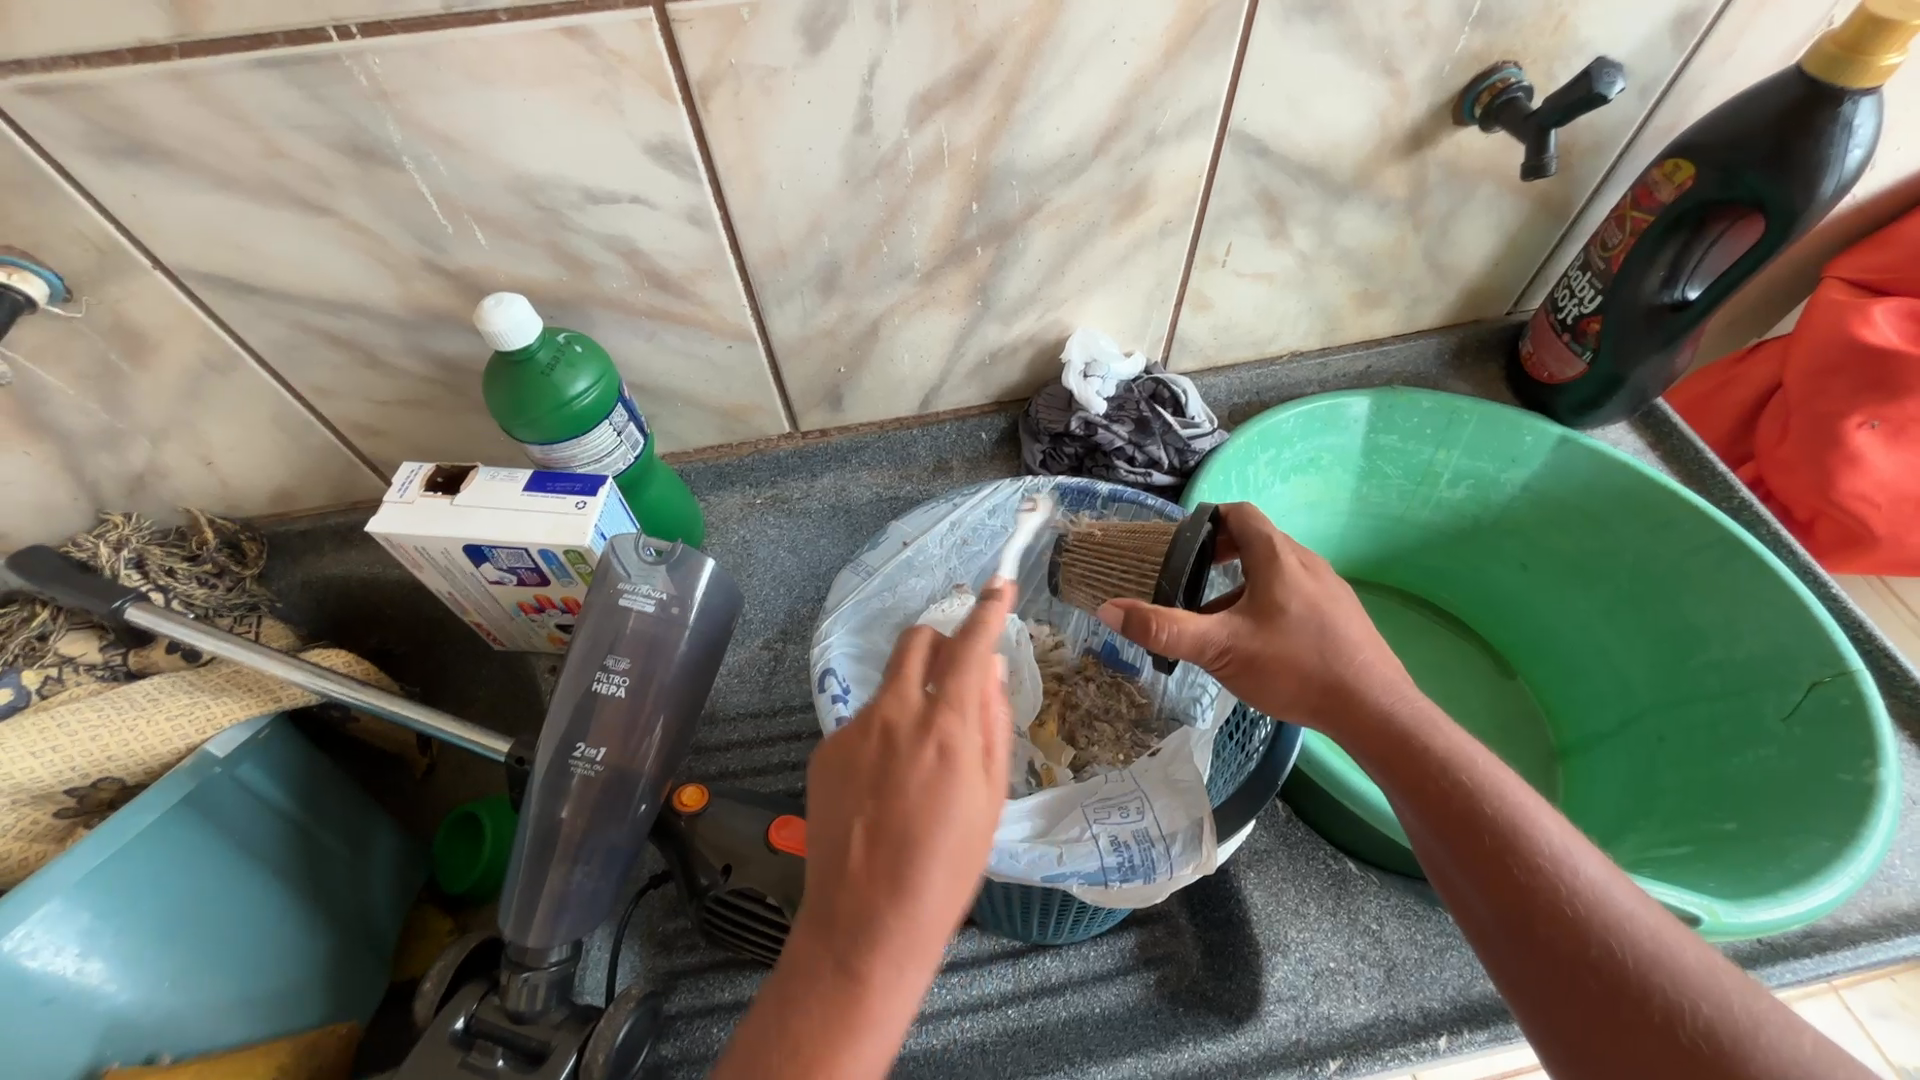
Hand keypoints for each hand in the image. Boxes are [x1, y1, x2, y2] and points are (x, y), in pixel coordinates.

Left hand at [795, 580, 1016, 978]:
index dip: (989, 609)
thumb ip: (992, 723)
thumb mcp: (990, 797)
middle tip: (956, 669)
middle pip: (916, 640)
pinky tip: (886, 782)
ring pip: (889, 684)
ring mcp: (853, 730)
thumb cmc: (947, 867)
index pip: (971, 644)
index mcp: (947, 725)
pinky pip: (863, 722)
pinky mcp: (824, 750)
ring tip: (921, 755)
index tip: (1000, 586)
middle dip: (940, 639)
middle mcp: (896, 713)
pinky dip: (883, 731)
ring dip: (913, 694)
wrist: (867, 920)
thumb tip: (991, 669)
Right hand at [1097, 502, 1418, 734]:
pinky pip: (1297, 596)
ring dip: (1243, 586)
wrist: (1375, 710)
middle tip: (1191, 579)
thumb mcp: (1219, 649)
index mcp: (1277, 557)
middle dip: (1221, 556)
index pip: (1240, 513)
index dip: (1207, 521)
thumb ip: (1163, 629)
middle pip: (1258, 542)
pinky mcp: (1342, 618)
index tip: (1182, 543)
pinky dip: (1269, 605)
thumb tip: (1109, 609)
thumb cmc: (1294, 667)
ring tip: (1218, 620)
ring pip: (1277, 573)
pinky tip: (1260, 646)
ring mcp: (1330, 590)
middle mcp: (1307, 563)